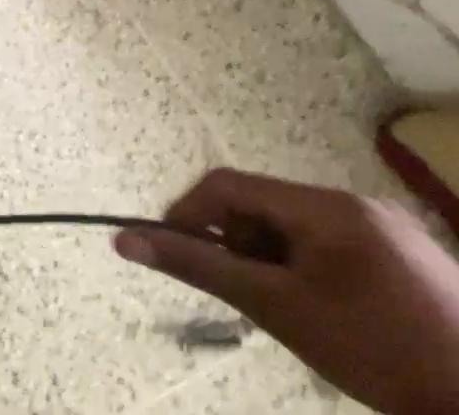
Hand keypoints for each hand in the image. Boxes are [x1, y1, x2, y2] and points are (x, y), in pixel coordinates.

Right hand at [116, 169, 458, 414]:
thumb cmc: (374, 347)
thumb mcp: (274, 306)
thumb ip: (196, 265)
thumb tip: (121, 238)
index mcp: (327, 207)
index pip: (226, 185)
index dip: (187, 215)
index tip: (179, 255)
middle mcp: (359, 204)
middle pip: (260, 204)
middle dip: (237, 243)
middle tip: (247, 291)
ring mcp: (390, 230)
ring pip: (293, 227)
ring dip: (270, 258)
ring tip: (289, 306)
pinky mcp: (410, 256)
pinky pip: (330, 244)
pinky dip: (307, 268)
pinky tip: (327, 309)